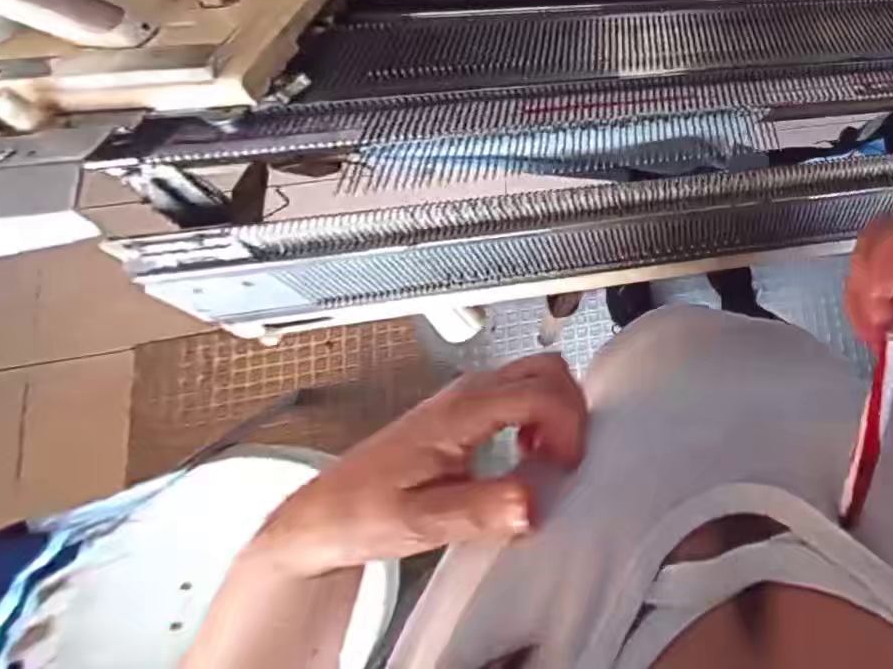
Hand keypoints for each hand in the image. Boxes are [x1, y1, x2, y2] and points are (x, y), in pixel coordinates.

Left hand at [249, 354, 587, 577]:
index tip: (567, 462)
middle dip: (571, 407)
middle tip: (569, 453)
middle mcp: (470, 390)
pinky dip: (543, 411)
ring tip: (548, 455)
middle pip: (547, 368)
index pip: (539, 392)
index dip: (567, 424)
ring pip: (539, 372)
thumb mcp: (420, 523)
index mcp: (462, 410)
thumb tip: (534, 502)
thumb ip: (480, 511)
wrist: (321, 515)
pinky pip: (524, 388)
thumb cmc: (361, 514)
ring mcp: (469, 393)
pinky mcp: (468, 405)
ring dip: (558, 408)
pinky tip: (527, 450)